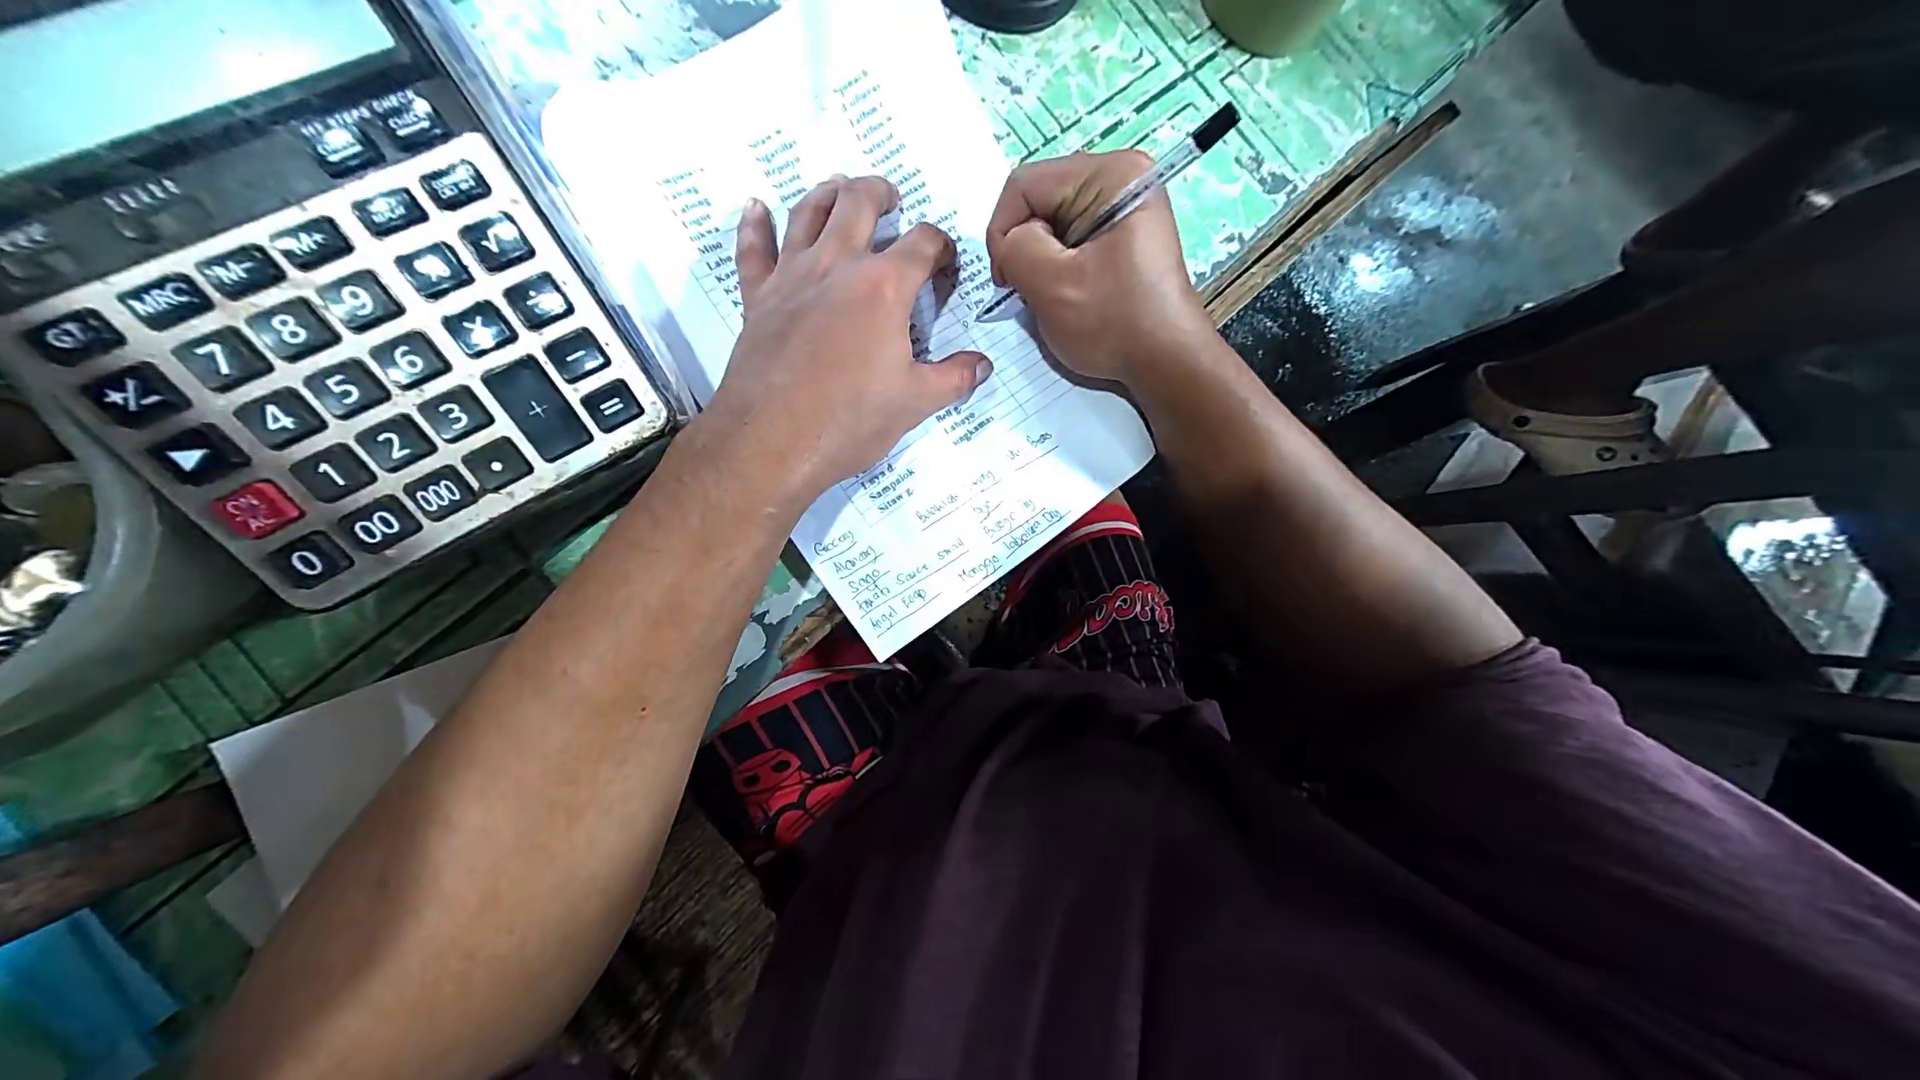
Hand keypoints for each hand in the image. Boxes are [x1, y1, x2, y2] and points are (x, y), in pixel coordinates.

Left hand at [701, 175, 991, 498]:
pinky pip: (753, 250)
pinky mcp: (757, 298)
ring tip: (841, 189)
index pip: (923, 244)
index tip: (946, 265)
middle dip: (882, 194)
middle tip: (893, 199)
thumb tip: (983, 365)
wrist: (771, 443)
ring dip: (829, 193)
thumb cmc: (849, 421)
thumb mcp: (915, 403)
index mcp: (883, 287)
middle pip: (860, 204)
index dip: (942, 248)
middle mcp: (837, 266)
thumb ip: (954, 378)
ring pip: (808, 212)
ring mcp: (792, 277)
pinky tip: (756, 208)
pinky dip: (754, 225)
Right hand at [986, 151, 1214, 388]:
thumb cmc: (1114, 325)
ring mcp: (1125, 205)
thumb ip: (1015, 248)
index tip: (1007, 280)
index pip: (1025, 185)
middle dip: (1025, 245)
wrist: (1167, 362)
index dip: (1004, 232)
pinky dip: (1058, 265)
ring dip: (1041, 259)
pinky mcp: (1123, 232)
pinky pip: (1072, 237)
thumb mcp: (1051, 285)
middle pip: (1040, 199)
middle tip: (1028, 290)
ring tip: (1052, 294)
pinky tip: (1069, 292)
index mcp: (1111, 175)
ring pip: (1053, 221)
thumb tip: (1011, 241)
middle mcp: (1122, 177)